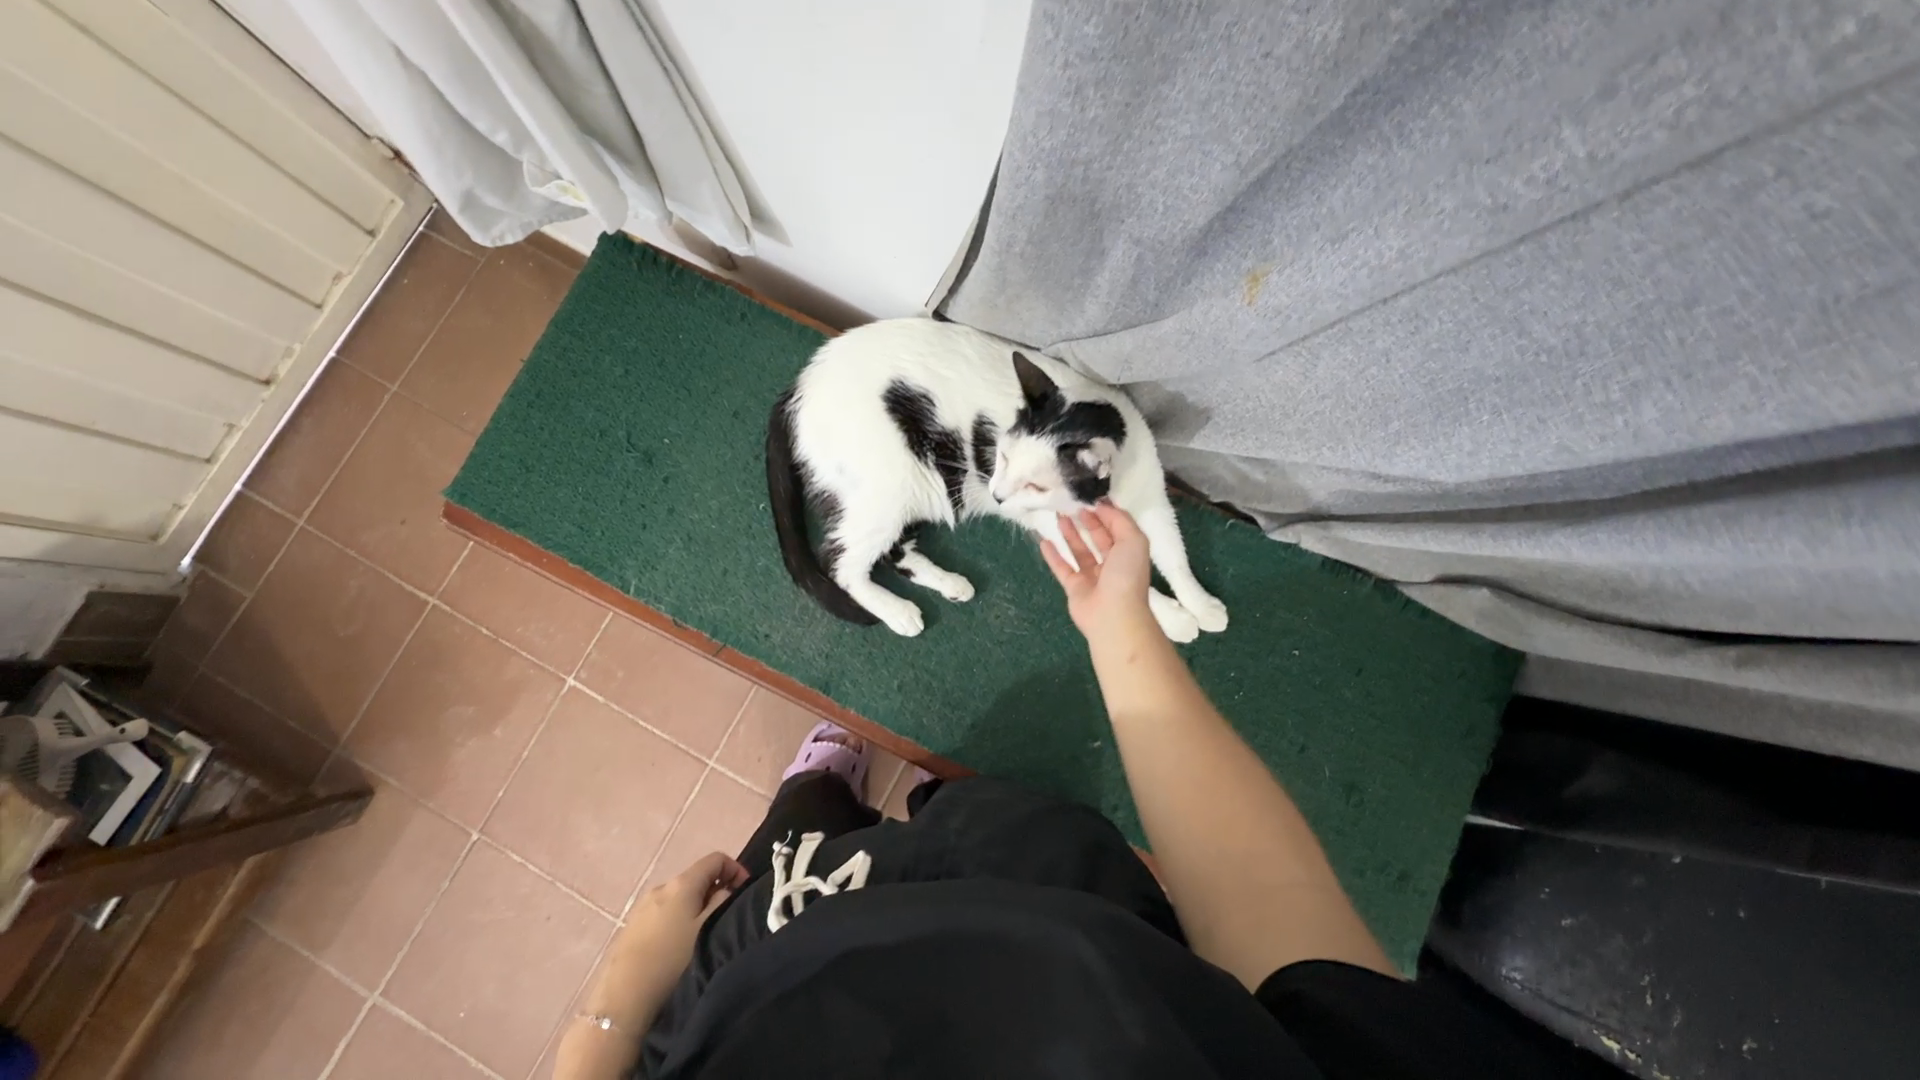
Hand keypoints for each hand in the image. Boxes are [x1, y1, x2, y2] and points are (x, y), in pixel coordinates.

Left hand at [615, 852, 749, 982]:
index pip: (716, 859)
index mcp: (682, 883)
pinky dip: (678, 919)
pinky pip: (664, 912)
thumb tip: (725, 890)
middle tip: (726, 917)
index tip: (744, 892)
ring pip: (680, 897)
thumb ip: (723, 901)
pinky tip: (677, 946)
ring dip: (696, 906)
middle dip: (716, 890)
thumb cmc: (673, 960)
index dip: (736, 869)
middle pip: (697, 877)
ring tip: (704, 934)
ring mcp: (643, 906)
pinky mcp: (632, 926)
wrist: (624, 998)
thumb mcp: (708, 929)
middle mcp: (661, 887)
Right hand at [1039, 503, 1156, 642]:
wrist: (1113, 614)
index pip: (1117, 528)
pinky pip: (1062, 568)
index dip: (1105, 512)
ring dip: (1069, 534)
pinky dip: (1053, 555)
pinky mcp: (1074, 588)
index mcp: (1129, 553)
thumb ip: (1119, 520)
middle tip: (1072, 505)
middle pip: (1098, 538)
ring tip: (1058, 516)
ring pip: (1079, 551)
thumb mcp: (1133, 539)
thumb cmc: (1126, 574)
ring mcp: (1092, 577)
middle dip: (1087, 521)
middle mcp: (1111, 564)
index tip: (1090, 498)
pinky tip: (1043, 541)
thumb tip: (1103, 506)